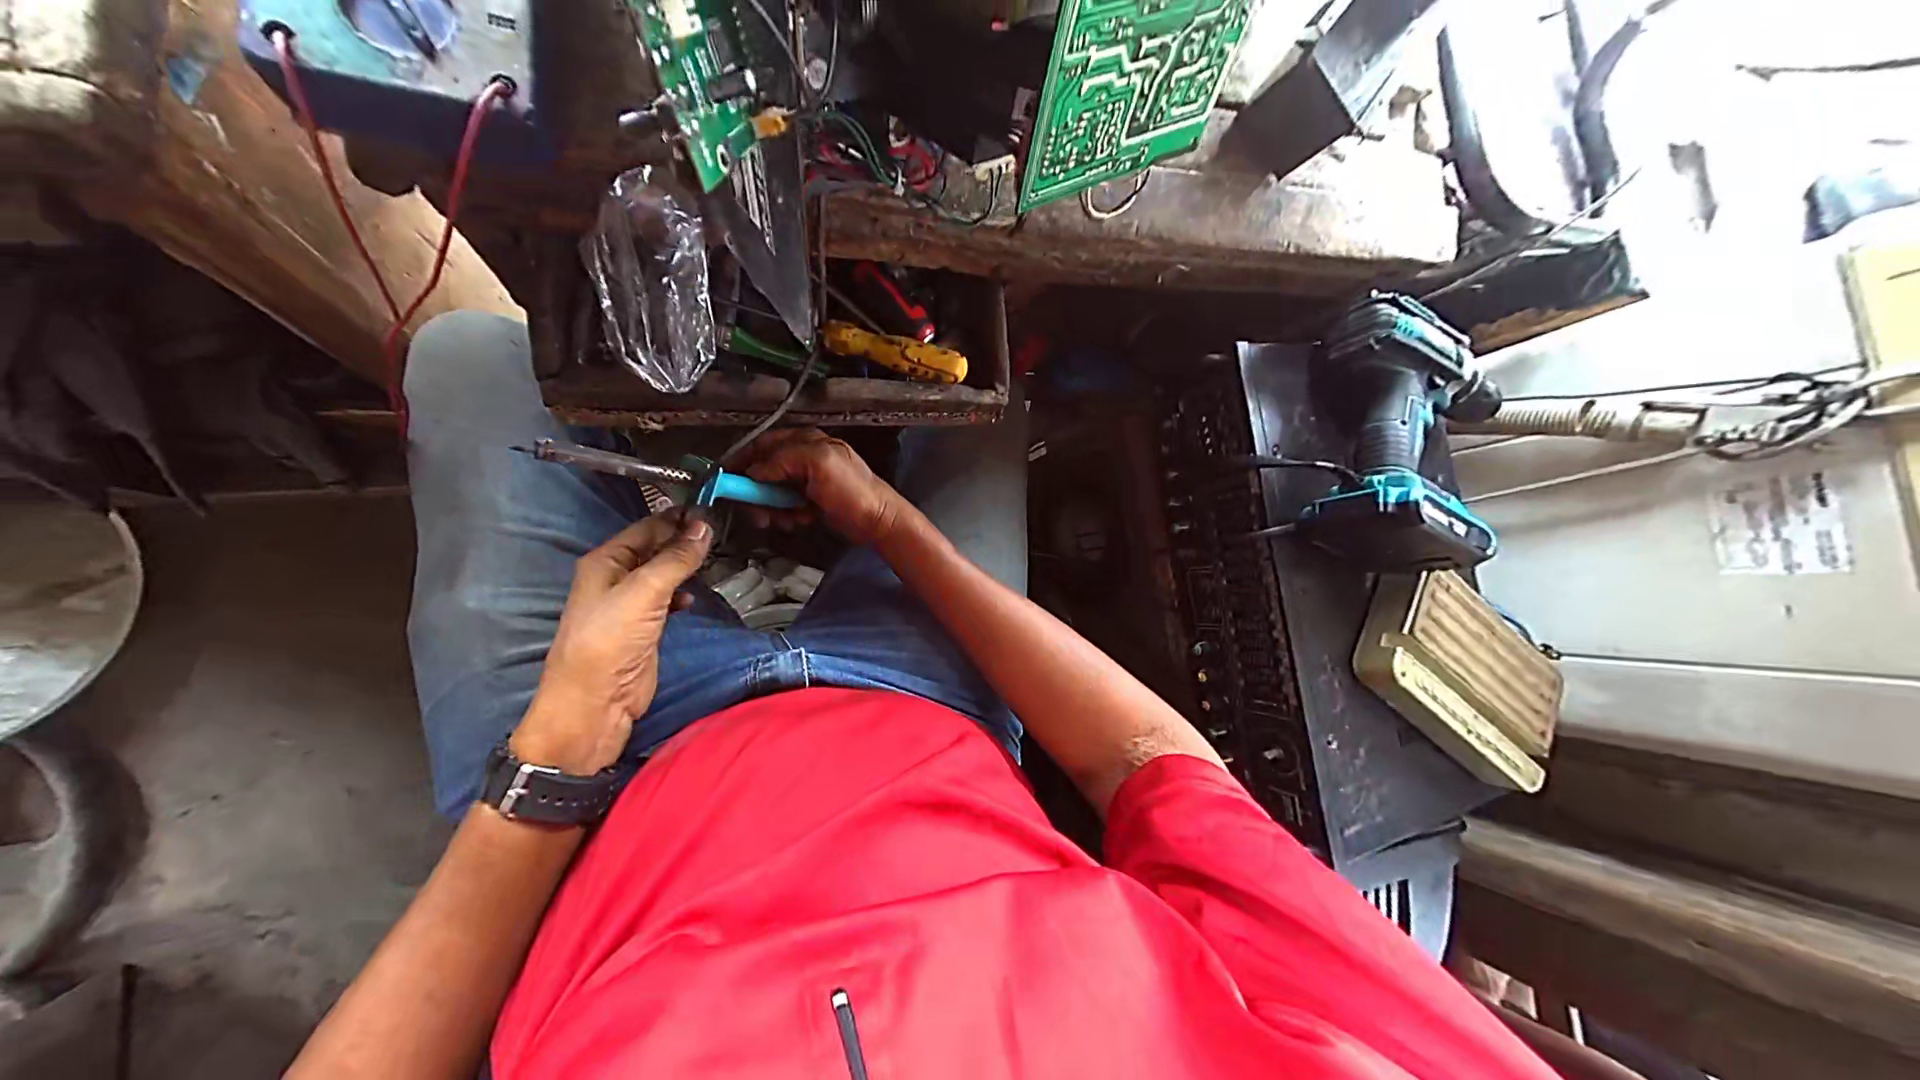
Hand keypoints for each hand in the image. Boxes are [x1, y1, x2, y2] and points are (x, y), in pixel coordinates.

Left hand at [510, 514, 712, 774]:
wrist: (596, 703)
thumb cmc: (609, 642)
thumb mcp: (644, 593)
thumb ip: (675, 559)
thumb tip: (704, 528)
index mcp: (605, 561)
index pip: (646, 527)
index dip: (677, 519)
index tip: (711, 511)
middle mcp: (615, 578)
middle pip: (655, 548)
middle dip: (684, 540)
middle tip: (720, 533)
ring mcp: (630, 603)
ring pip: (663, 573)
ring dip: (685, 566)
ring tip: (712, 559)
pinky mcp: (644, 626)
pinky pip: (667, 598)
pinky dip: (682, 593)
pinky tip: (692, 597)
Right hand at [737, 428, 908, 545]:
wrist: (877, 521)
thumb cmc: (851, 489)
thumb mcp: (818, 464)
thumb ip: (783, 460)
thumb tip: (753, 471)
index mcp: (805, 440)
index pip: (762, 444)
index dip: (742, 461)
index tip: (726, 481)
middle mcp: (803, 456)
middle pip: (762, 470)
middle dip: (757, 492)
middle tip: (759, 513)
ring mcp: (806, 480)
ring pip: (772, 492)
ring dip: (773, 508)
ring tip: (787, 519)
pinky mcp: (810, 500)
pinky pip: (785, 506)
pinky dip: (787, 515)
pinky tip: (800, 520)